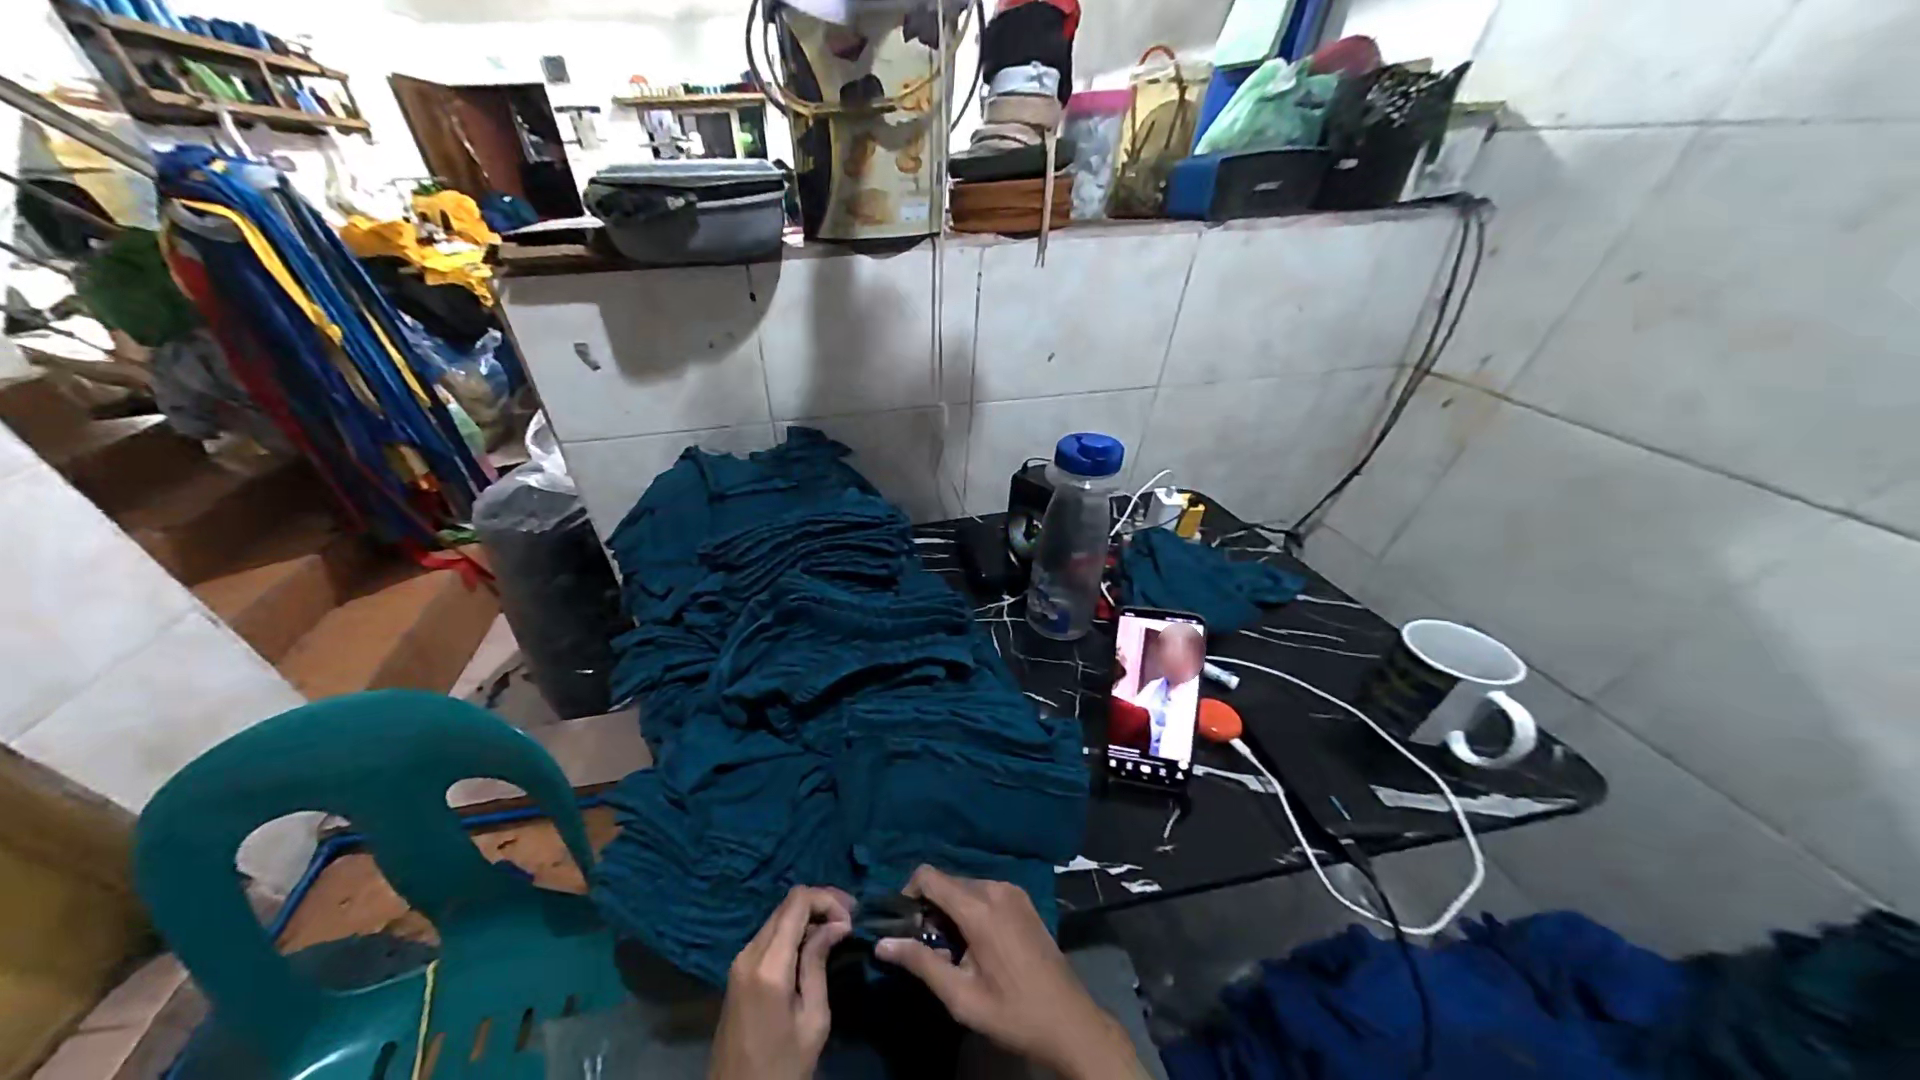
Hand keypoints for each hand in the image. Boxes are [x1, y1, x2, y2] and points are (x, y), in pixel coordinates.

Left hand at [709, 886, 854, 1079]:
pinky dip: (794, 931)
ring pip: (778, 917)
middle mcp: (748, 953)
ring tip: (837, 931)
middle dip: (821, 904)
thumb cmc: (781, 1067)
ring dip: (808, 916)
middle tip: (850, 920)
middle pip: (787, 904)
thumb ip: (818, 964)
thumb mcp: (813, 1020)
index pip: (797, 901)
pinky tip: (813, 945)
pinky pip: (769, 935)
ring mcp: (739, 962)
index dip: (828, 899)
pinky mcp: (738, 972)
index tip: (851, 920)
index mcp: (768, 965)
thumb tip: (836, 924)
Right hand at [875, 867, 1147, 1079]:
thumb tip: (882, 942)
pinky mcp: (1023, 900)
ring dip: (951, 909)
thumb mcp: (960, 996)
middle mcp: (996, 888)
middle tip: (927, 945)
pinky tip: (976, 942)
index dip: (908, 893)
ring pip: (966, 887)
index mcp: (979, 908)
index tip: (904, 924)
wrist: (1069, 1020)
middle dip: (930, 907)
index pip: (929, 876)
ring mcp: (1013, 891)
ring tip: (952, 949)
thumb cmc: (1012, 1011)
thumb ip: (920, 963)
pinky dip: (971, 908)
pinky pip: (986, 892)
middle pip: (948, 881)